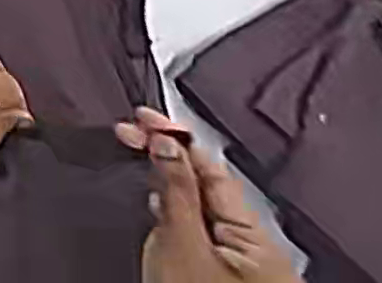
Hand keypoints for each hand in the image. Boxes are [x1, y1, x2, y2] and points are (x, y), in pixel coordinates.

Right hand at [115, 109, 300, 282]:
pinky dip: (174, 201)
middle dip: (167, 152)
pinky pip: (200, 223)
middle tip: (125, 130)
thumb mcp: (181, 244)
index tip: (139, 115)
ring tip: (136, 152)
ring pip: (204, 202)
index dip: (175, 137)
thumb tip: (166, 142)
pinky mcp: (225, 273)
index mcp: (256, 236)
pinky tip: (156, 196)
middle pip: (210, 183)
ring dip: (169, 173)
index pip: (212, 169)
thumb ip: (175, 189)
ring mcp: (243, 262)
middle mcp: (256, 245)